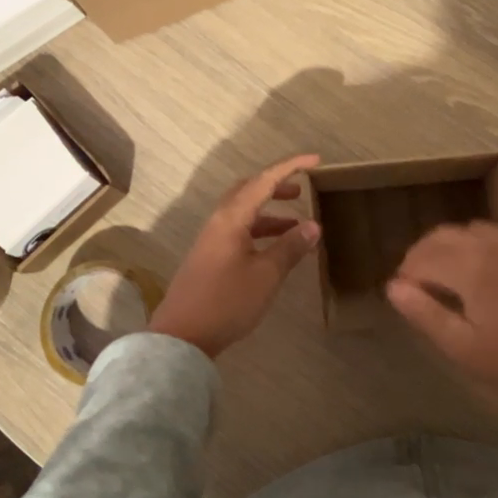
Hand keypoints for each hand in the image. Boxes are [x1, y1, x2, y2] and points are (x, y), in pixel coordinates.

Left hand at [148, 155, 322, 357]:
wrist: (181, 337)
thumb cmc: (226, 301)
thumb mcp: (266, 275)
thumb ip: (290, 248)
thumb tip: (313, 226)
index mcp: (233, 217)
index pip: (265, 180)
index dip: (291, 167)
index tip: (315, 160)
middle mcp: (220, 221)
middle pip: (249, 190)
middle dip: (276, 186)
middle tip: (301, 190)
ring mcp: (212, 239)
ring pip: (244, 212)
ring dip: (270, 212)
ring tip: (297, 226)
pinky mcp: (209, 257)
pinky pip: (239, 230)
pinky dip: (260, 231)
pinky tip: (274, 250)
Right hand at [387, 222, 497, 451]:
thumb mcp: (464, 348)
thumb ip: (424, 314)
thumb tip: (393, 287)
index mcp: (471, 265)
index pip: (422, 256)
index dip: (405, 274)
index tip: (402, 297)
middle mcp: (492, 243)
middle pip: (443, 236)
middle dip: (423, 256)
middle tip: (417, 288)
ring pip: (471, 231)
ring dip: (451, 248)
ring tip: (447, 282)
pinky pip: (497, 235)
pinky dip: (478, 246)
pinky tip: (483, 276)